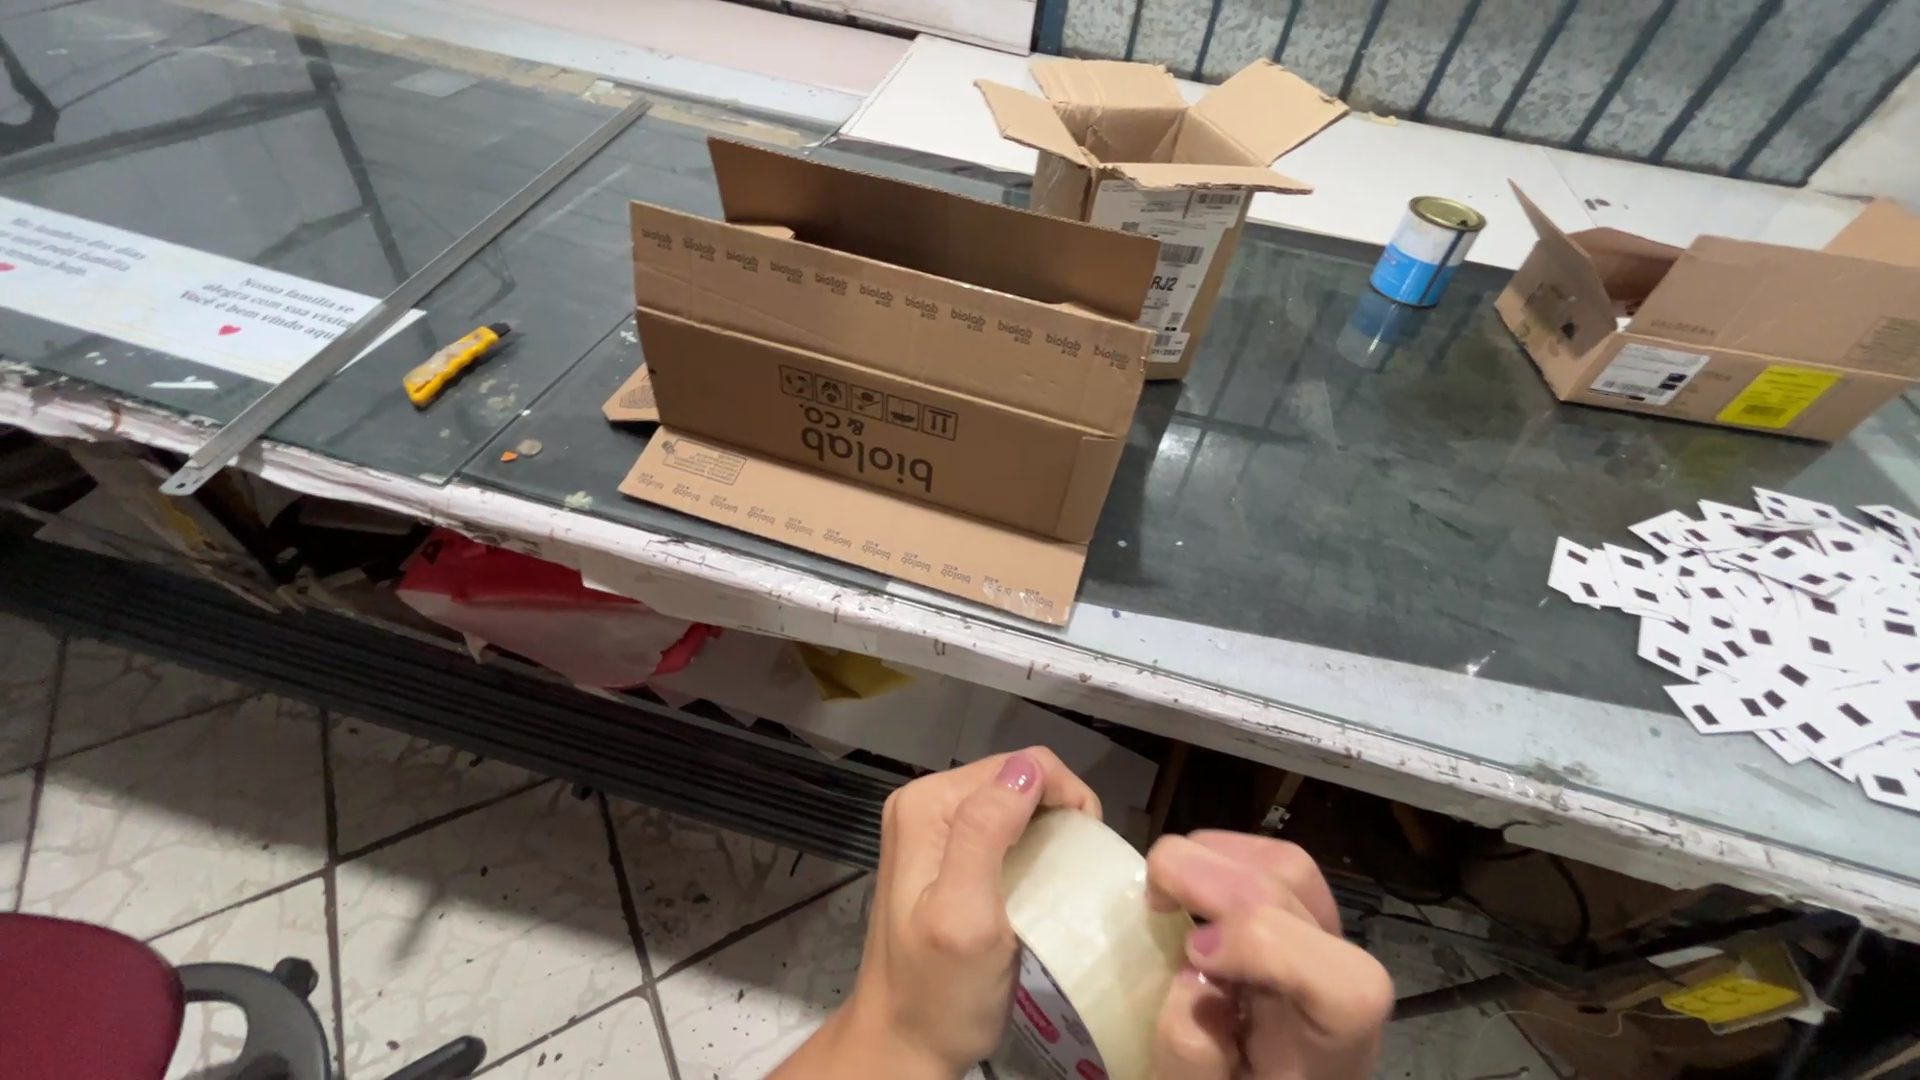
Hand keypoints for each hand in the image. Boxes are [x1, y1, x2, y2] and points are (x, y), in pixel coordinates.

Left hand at [772, 748, 1100, 1079]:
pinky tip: (1038, 878)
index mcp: (927, 804)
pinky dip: (1029, 842)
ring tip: (1063, 874)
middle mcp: (925, 800)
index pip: (1018, 765)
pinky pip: (1000, 823)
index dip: (1064, 795)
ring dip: (1046, 827)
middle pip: (1014, 776)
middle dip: (1057, 809)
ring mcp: (930, 823)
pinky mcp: (943, 848)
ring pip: (1012, 798)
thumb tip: (1028, 767)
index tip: (1085, 848)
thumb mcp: (966, 917)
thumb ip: (986, 834)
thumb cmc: (939, 991)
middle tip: (1076, 867)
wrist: (901, 1043)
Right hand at [1147, 832, 1393, 1079]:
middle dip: (1207, 878)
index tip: (1191, 955)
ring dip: (1213, 860)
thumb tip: (1190, 976)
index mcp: (1331, 1047)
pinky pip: (1271, 859)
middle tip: (1153, 904)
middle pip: (1294, 893)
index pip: (1344, 984)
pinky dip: (1220, 856)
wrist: (1260, 1072)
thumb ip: (1189, 1056)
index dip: (1262, 943)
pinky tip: (1192, 893)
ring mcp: (1326, 938)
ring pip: (1286, 864)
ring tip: (1171, 893)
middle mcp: (1342, 981)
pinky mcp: (1302, 913)